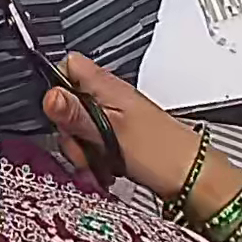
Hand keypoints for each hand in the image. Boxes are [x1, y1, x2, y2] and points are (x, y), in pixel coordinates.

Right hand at [41, 53, 204, 197]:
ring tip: (97, 161)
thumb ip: (76, 115)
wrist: (192, 176)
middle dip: (68, 128)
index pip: (67, 65)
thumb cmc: (160, 152)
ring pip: (79, 123)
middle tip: (82, 145)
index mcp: (105, 85)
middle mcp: (109, 95)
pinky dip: (94, 155)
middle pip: (68, 100)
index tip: (60, 114)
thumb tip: (49, 96)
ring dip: (81, 146)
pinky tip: (104, 167)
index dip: (56, 87)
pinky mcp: (119, 134)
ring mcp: (114, 115)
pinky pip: (93, 140)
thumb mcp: (109, 133)